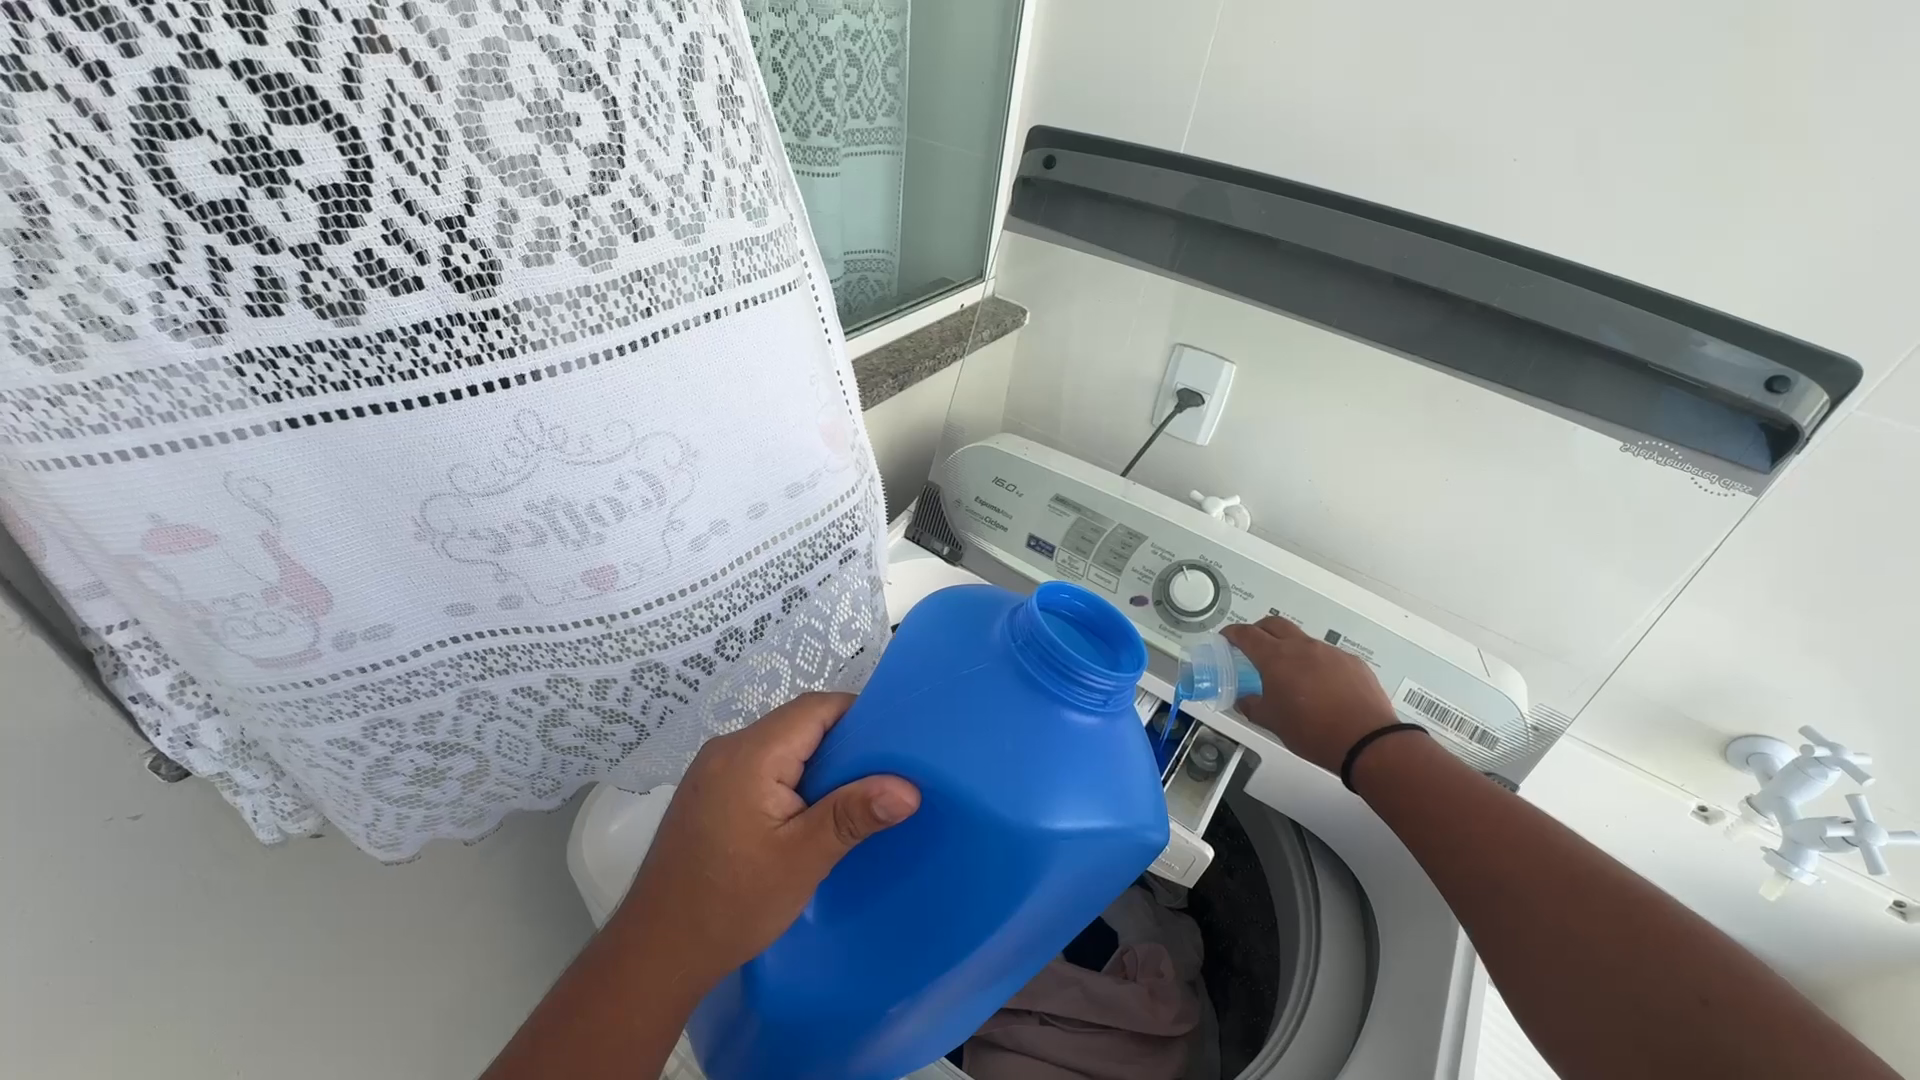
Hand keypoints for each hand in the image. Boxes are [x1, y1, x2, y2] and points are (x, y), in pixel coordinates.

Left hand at [614, 692, 920, 994]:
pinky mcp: (708, 792)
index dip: (861, 716)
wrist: (656, 952)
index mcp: (751, 753)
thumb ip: (854, 815)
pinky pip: (760, 765)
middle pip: (798, 723)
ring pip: (780, 745)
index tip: (897, 745)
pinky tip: (810, 812)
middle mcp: (727, 748)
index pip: (817, 708)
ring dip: (818, 763)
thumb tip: (910, 788)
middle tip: (885, 775)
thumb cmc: (733, 903)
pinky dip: (792, 777)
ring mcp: (712, 769)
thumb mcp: (803, 859)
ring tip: (855, 796)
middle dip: (844, 743)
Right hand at [1221, 617, 1399, 773]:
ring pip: (1303, 641)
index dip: (1233, 633)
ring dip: (1291, 649)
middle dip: (1260, 630)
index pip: (1247, 634)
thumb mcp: (1272, 722)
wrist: (1366, 741)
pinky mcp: (1353, 663)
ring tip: (1291, 674)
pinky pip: (1328, 656)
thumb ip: (1253, 706)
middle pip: (1275, 624)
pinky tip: (1321, 687)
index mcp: (1277, 658)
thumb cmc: (1312, 732)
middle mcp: (1303, 647)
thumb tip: (1245, 700)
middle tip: (1253, 646)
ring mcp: (1331, 653)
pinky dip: (1317, 664)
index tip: (1227, 637)